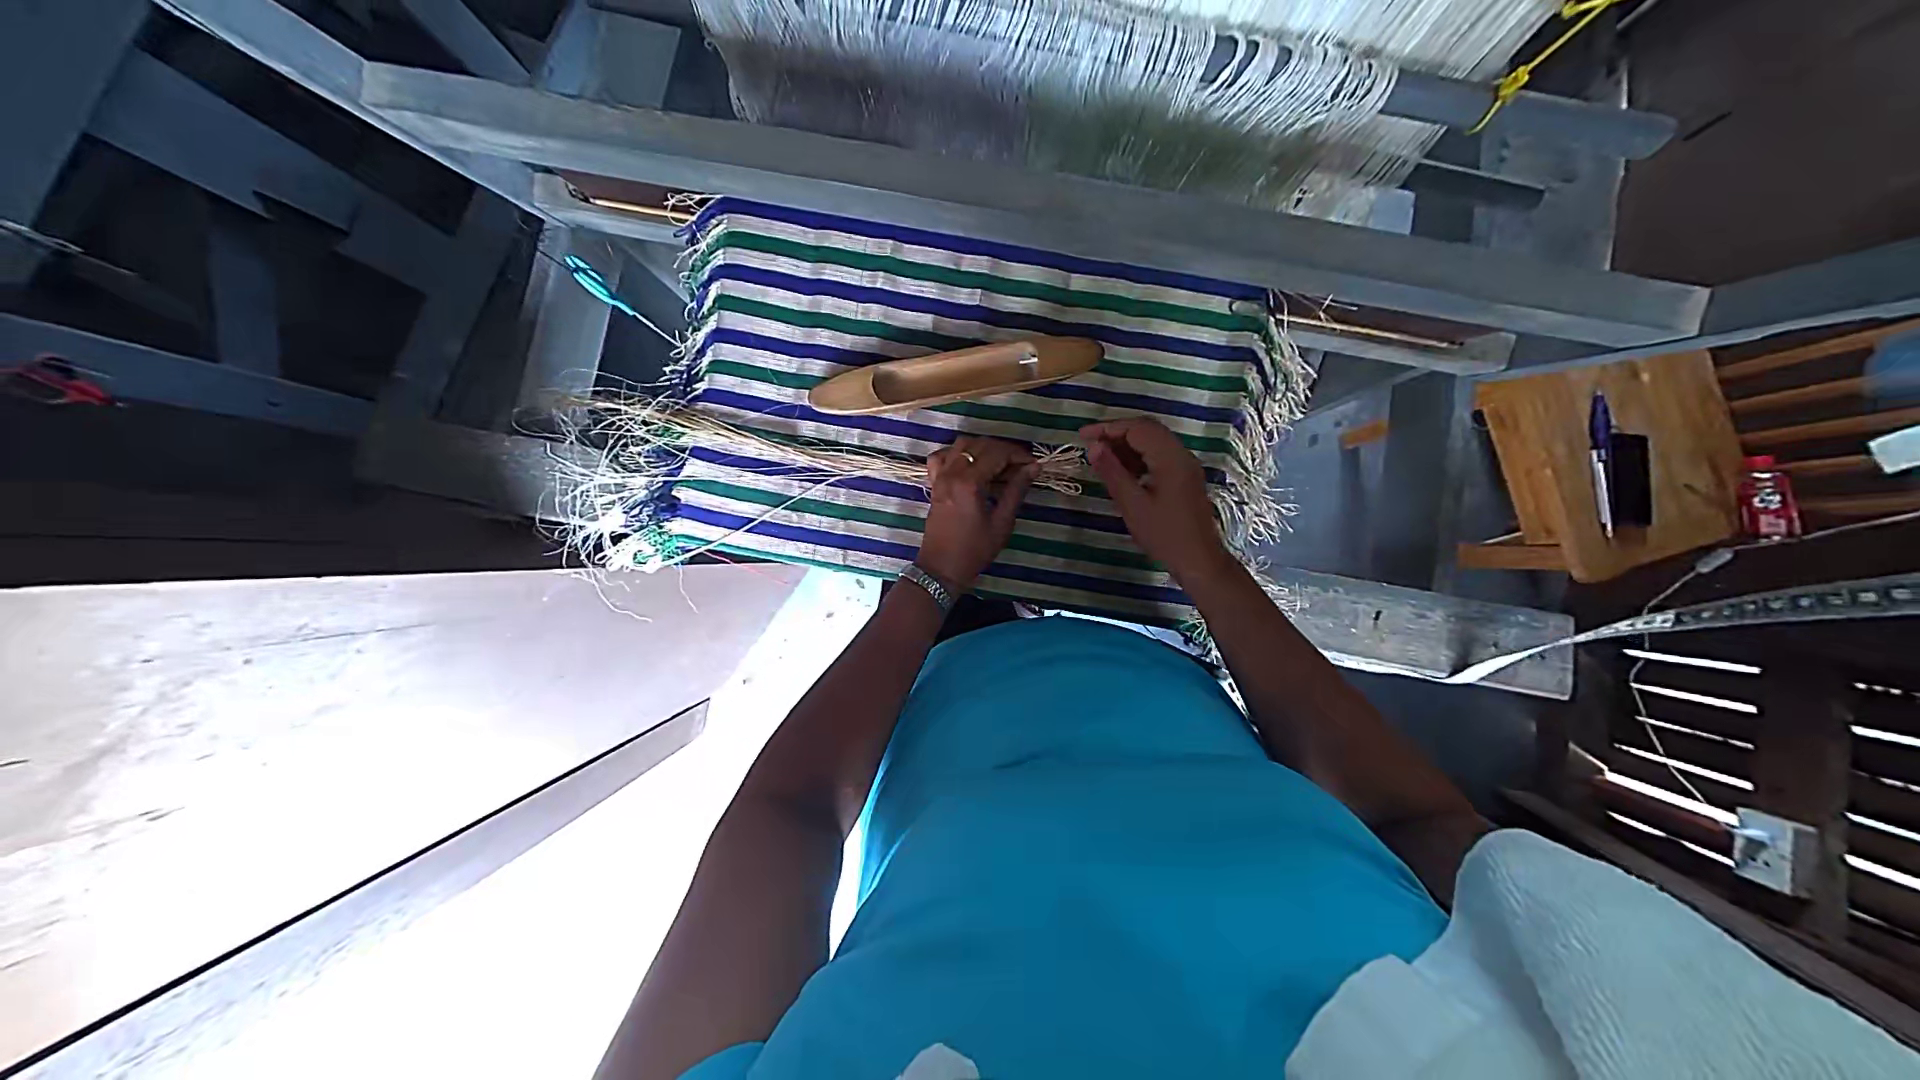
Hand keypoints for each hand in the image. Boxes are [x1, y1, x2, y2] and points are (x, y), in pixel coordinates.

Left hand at [916, 436, 1040, 591]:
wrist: (942, 567)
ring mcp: (940, 476)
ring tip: (1000, 464)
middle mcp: (952, 473)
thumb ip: (1016, 491)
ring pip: (962, 445)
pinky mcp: (935, 483)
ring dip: (983, 448)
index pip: (997, 453)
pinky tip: (971, 464)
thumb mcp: (1002, 522)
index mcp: (969, 482)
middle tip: (1021, 466)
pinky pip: (943, 456)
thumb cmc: (975, 550)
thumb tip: (1033, 468)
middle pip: (980, 445)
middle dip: (1004, 450)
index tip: (1033, 464)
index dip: (1018, 455)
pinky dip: (958, 453)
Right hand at [1079, 417, 1235, 586]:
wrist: (1199, 560)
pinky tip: (1122, 472)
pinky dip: (1138, 457)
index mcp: (1170, 458)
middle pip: (1147, 430)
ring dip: (1127, 445)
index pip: (1137, 428)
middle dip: (1117, 433)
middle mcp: (1181, 454)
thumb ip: (1112, 472)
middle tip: (1090, 446)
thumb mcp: (1132, 504)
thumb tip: (1093, 446)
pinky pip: (1159, 456)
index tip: (1082, 437)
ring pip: (1153, 442)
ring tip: (1102, 459)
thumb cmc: (1164, 534)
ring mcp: (1185, 466)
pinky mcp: (1184, 478)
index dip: (1107, 428)